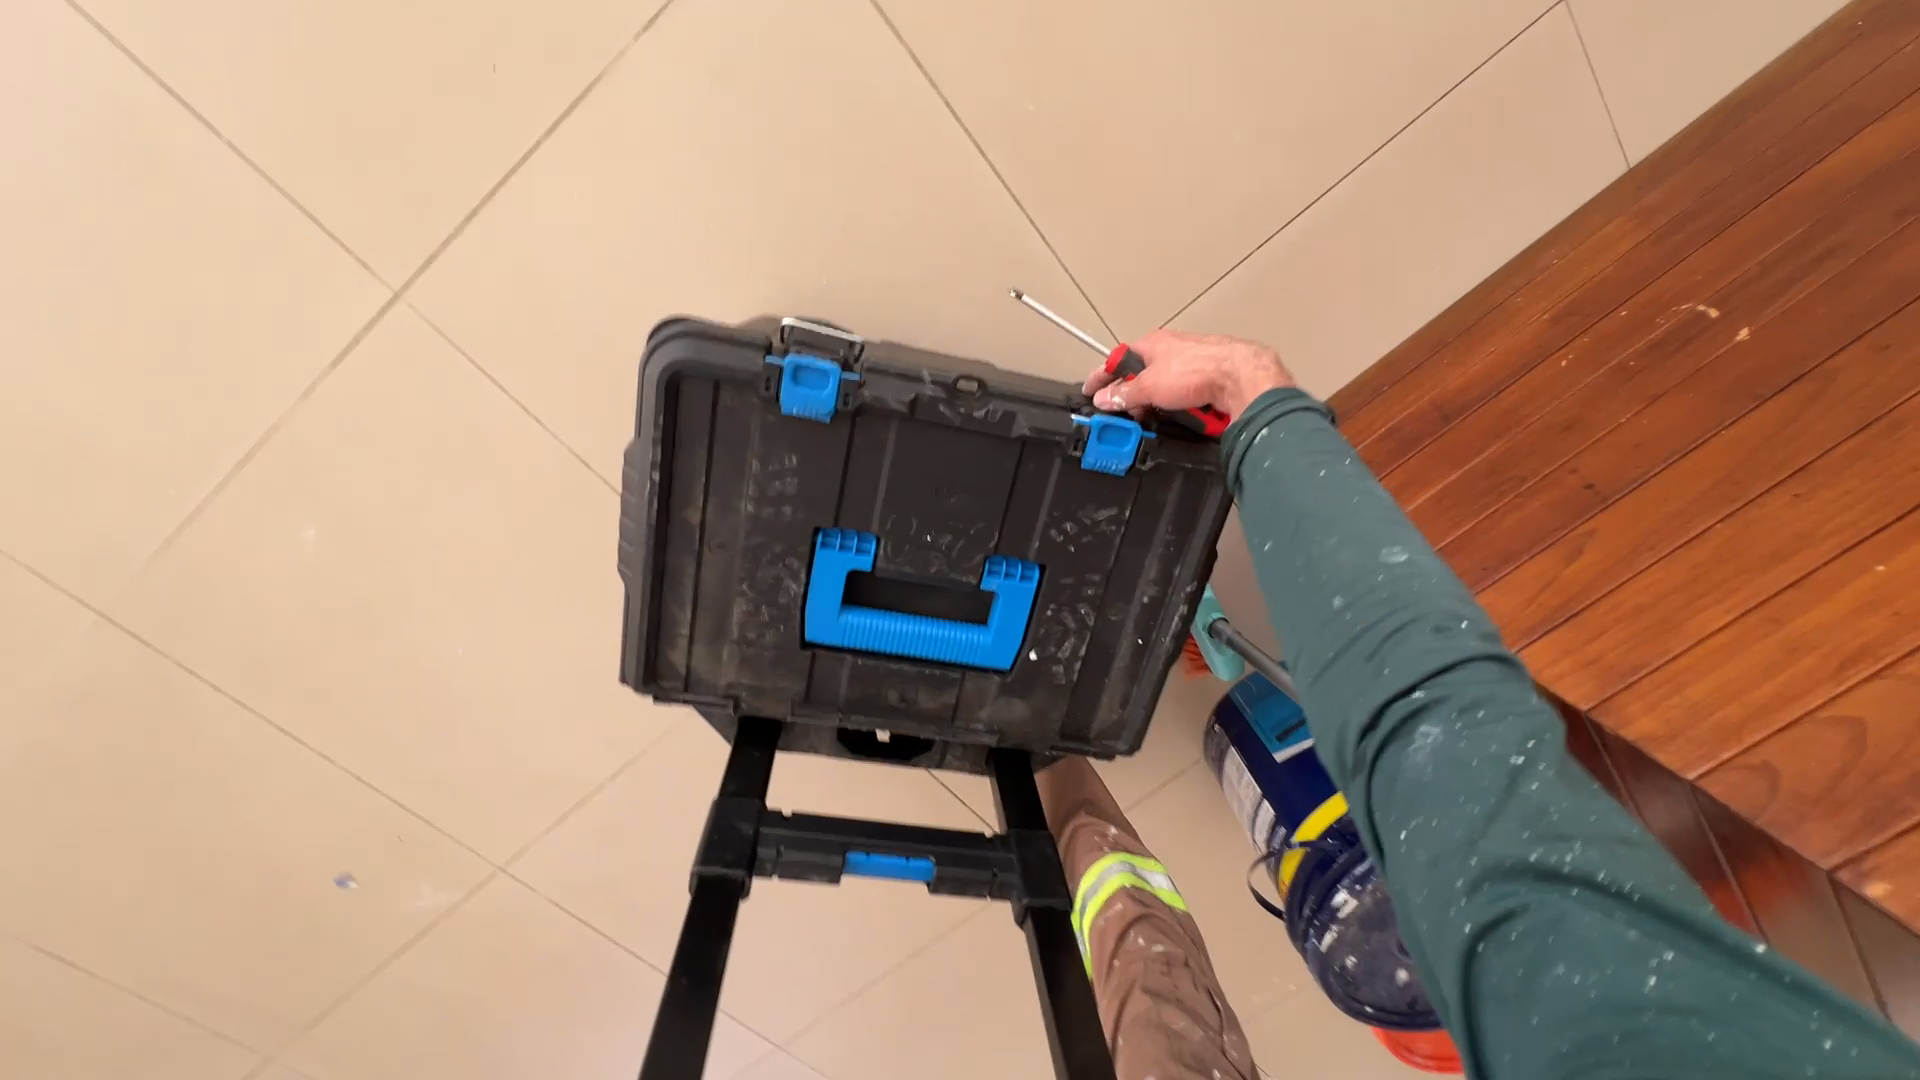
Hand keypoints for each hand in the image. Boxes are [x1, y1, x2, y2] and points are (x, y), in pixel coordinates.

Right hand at [1083, 330, 1294, 420]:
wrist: (1240, 378)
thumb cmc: (1197, 369)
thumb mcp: (1148, 386)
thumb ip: (1123, 394)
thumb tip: (1105, 398)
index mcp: (1153, 343)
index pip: (1118, 359)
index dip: (1101, 375)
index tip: (1089, 390)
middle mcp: (1172, 350)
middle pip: (1142, 376)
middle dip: (1133, 396)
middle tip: (1126, 413)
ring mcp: (1192, 365)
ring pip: (1164, 389)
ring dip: (1158, 405)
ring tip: (1158, 417)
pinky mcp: (1209, 381)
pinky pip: (1185, 397)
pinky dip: (1179, 408)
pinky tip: (1182, 416)